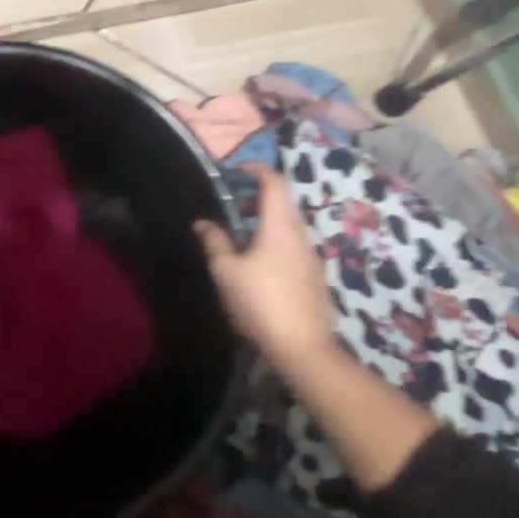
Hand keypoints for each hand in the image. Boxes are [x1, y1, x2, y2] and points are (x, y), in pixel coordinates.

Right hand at [192, 163, 336, 369]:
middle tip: (231, 208)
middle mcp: (301, 237)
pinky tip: (256, 270)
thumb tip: (204, 223)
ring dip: (264, 226)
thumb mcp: (226, 271)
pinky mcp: (315, 281)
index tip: (237, 169)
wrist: (304, 350)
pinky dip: (273, 246)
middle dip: (256, 200)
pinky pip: (292, 251)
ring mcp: (312, 261)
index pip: (274, 183)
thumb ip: (214, 242)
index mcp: (280, 227)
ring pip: (287, 230)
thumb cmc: (261, 302)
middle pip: (282, 206)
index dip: (257, 169)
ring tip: (238, 240)